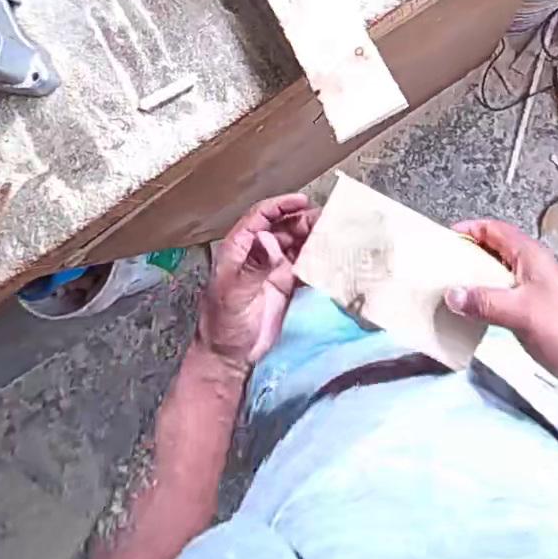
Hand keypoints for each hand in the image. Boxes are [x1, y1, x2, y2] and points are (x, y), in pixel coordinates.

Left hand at [195, 193, 315, 368]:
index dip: (280, 205)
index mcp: (238, 248)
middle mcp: (256, 253)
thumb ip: (253, 268)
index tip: (303, 200)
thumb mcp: (235, 295)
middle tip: (327, 221)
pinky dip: (317, 258)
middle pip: (282, 227)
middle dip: (303, 220)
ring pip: (295, 243)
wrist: (228, 357)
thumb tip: (270, 241)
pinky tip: (332, 256)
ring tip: (334, 234)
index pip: (260, 217)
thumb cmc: (223, 325)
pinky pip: (303, 264)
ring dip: (312, 236)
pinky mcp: (285, 285)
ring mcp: (272, 269)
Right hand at [443, 219, 557, 389]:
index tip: (444, 240)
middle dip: (467, 251)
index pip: (493, 228)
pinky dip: (484, 293)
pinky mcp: (534, 306)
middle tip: (444, 263)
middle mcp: (532, 266)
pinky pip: (501, 290)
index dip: (468, 229)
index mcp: (530, 256)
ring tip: (452, 285)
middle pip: (493, 247)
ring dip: (475, 274)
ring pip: (497, 269)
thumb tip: (450, 294)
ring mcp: (534, 286)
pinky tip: (472, 308)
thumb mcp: (521, 313)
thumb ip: (484, 301)